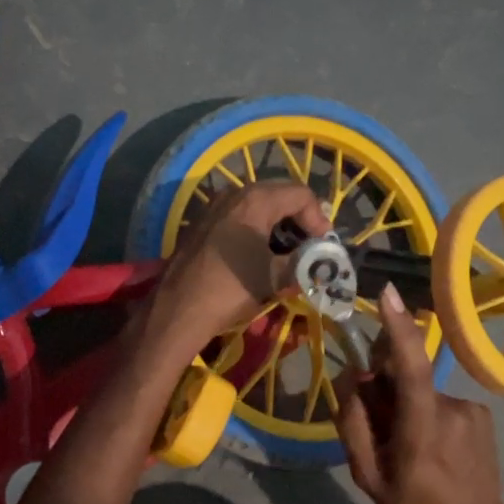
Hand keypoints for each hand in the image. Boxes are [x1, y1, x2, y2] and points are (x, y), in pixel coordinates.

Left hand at [147, 181, 332, 350]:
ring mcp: (214, 207)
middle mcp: (234, 194)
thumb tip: (319, 263)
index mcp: (256, 200)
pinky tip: (260, 256)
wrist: (179, 309)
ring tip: (288, 255)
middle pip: (279, 196)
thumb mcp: (274, 277)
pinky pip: (238, 218)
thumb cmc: (231, 289)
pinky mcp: (202, 223)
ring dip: (278, 227)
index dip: (319, 219)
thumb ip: (303, 263)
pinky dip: (256, 231)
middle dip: (299, 221)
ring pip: (258, 207)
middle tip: (310, 248)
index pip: (301, 195)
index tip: (324, 246)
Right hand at [332, 283, 503, 503]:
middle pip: (405, 377)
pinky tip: (434, 449)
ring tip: (411, 449)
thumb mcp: (367, 476)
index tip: (386, 294)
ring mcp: (471, 408)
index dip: (399, 329)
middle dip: (385, 390)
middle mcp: (451, 409)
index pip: (412, 368)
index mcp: (421, 429)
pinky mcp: (481, 411)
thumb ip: (352, 424)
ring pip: (421, 392)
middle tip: (381, 429)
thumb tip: (351, 378)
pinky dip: (427, 414)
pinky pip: (440, 401)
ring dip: (407, 407)